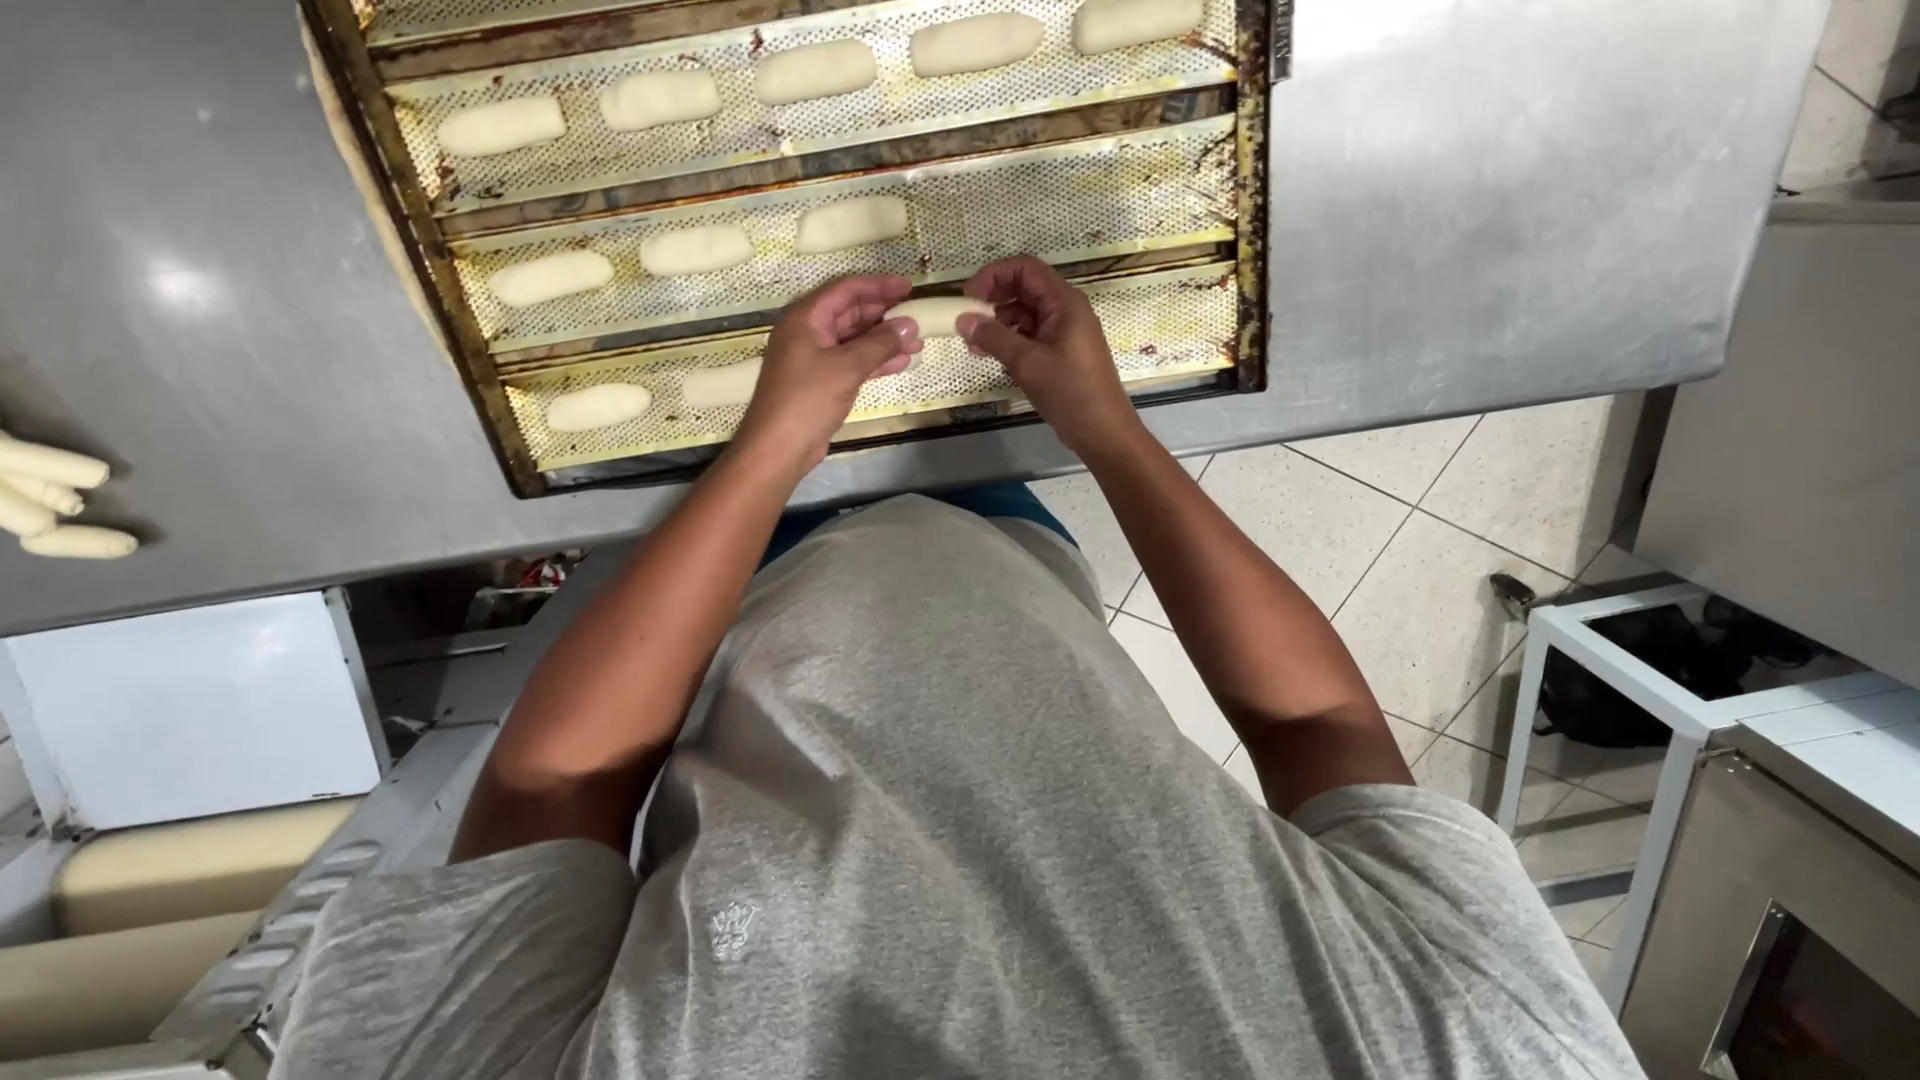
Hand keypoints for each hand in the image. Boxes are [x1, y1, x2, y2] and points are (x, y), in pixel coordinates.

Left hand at [734, 274, 920, 469]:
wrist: (779, 447)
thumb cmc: (807, 400)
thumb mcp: (847, 367)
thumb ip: (880, 343)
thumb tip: (909, 325)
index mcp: (806, 317)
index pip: (846, 289)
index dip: (879, 285)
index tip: (909, 287)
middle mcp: (808, 331)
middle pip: (851, 312)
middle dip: (885, 314)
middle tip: (917, 316)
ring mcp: (814, 356)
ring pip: (854, 338)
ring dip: (884, 339)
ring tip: (916, 342)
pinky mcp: (821, 380)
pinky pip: (852, 361)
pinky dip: (875, 360)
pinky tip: (901, 363)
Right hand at [956, 256, 1141, 456]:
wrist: (1102, 432)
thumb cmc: (1071, 393)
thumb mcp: (1028, 363)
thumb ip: (994, 338)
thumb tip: (963, 319)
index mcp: (1064, 302)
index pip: (1025, 269)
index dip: (994, 275)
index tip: (969, 295)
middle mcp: (1064, 310)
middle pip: (1023, 289)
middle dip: (992, 299)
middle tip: (965, 319)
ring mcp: (1062, 332)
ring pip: (1023, 314)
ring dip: (996, 323)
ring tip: (970, 342)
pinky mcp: (1058, 353)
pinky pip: (1028, 335)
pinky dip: (1007, 340)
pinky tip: (986, 353)